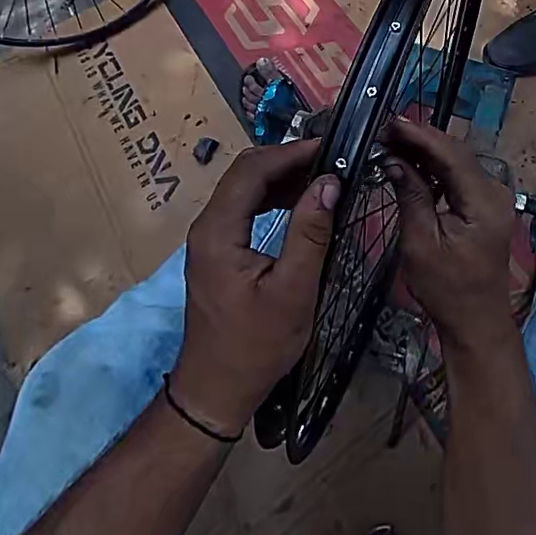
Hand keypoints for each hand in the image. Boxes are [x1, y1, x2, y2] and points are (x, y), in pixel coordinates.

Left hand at [169, 139, 337, 435]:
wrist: (217, 387)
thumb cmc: (257, 346)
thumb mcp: (294, 291)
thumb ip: (310, 234)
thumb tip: (329, 183)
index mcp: (218, 230)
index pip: (251, 171)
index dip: (290, 153)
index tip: (328, 147)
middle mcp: (206, 225)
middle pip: (244, 174)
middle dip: (286, 161)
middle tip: (329, 159)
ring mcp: (208, 236)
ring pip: (243, 189)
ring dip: (279, 179)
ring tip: (320, 177)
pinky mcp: (216, 249)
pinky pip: (243, 209)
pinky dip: (270, 198)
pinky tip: (297, 203)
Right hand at [385, 119, 518, 349]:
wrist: (476, 322)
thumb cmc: (446, 288)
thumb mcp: (420, 242)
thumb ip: (410, 195)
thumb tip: (393, 159)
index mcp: (483, 203)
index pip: (450, 154)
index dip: (419, 135)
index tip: (389, 124)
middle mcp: (495, 194)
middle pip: (456, 152)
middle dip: (420, 138)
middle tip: (384, 131)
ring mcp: (493, 198)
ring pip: (457, 160)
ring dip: (425, 149)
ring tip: (391, 142)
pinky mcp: (485, 205)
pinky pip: (459, 174)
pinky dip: (434, 164)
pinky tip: (411, 161)